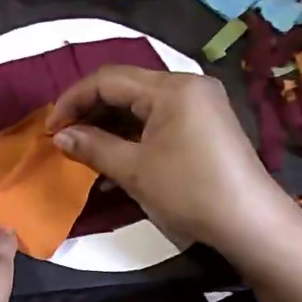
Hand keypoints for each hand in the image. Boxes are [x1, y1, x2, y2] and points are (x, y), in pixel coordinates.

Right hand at [46, 66, 288, 252]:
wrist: (249, 221)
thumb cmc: (189, 191)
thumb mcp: (134, 170)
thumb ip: (93, 147)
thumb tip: (60, 136)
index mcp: (171, 87)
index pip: (108, 79)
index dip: (73, 100)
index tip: (51, 129)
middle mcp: (188, 85)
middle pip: (126, 88)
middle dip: (91, 112)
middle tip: (66, 139)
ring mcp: (201, 104)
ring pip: (142, 106)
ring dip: (111, 127)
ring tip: (85, 153)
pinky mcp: (207, 125)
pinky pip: (161, 121)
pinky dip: (135, 136)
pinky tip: (116, 161)